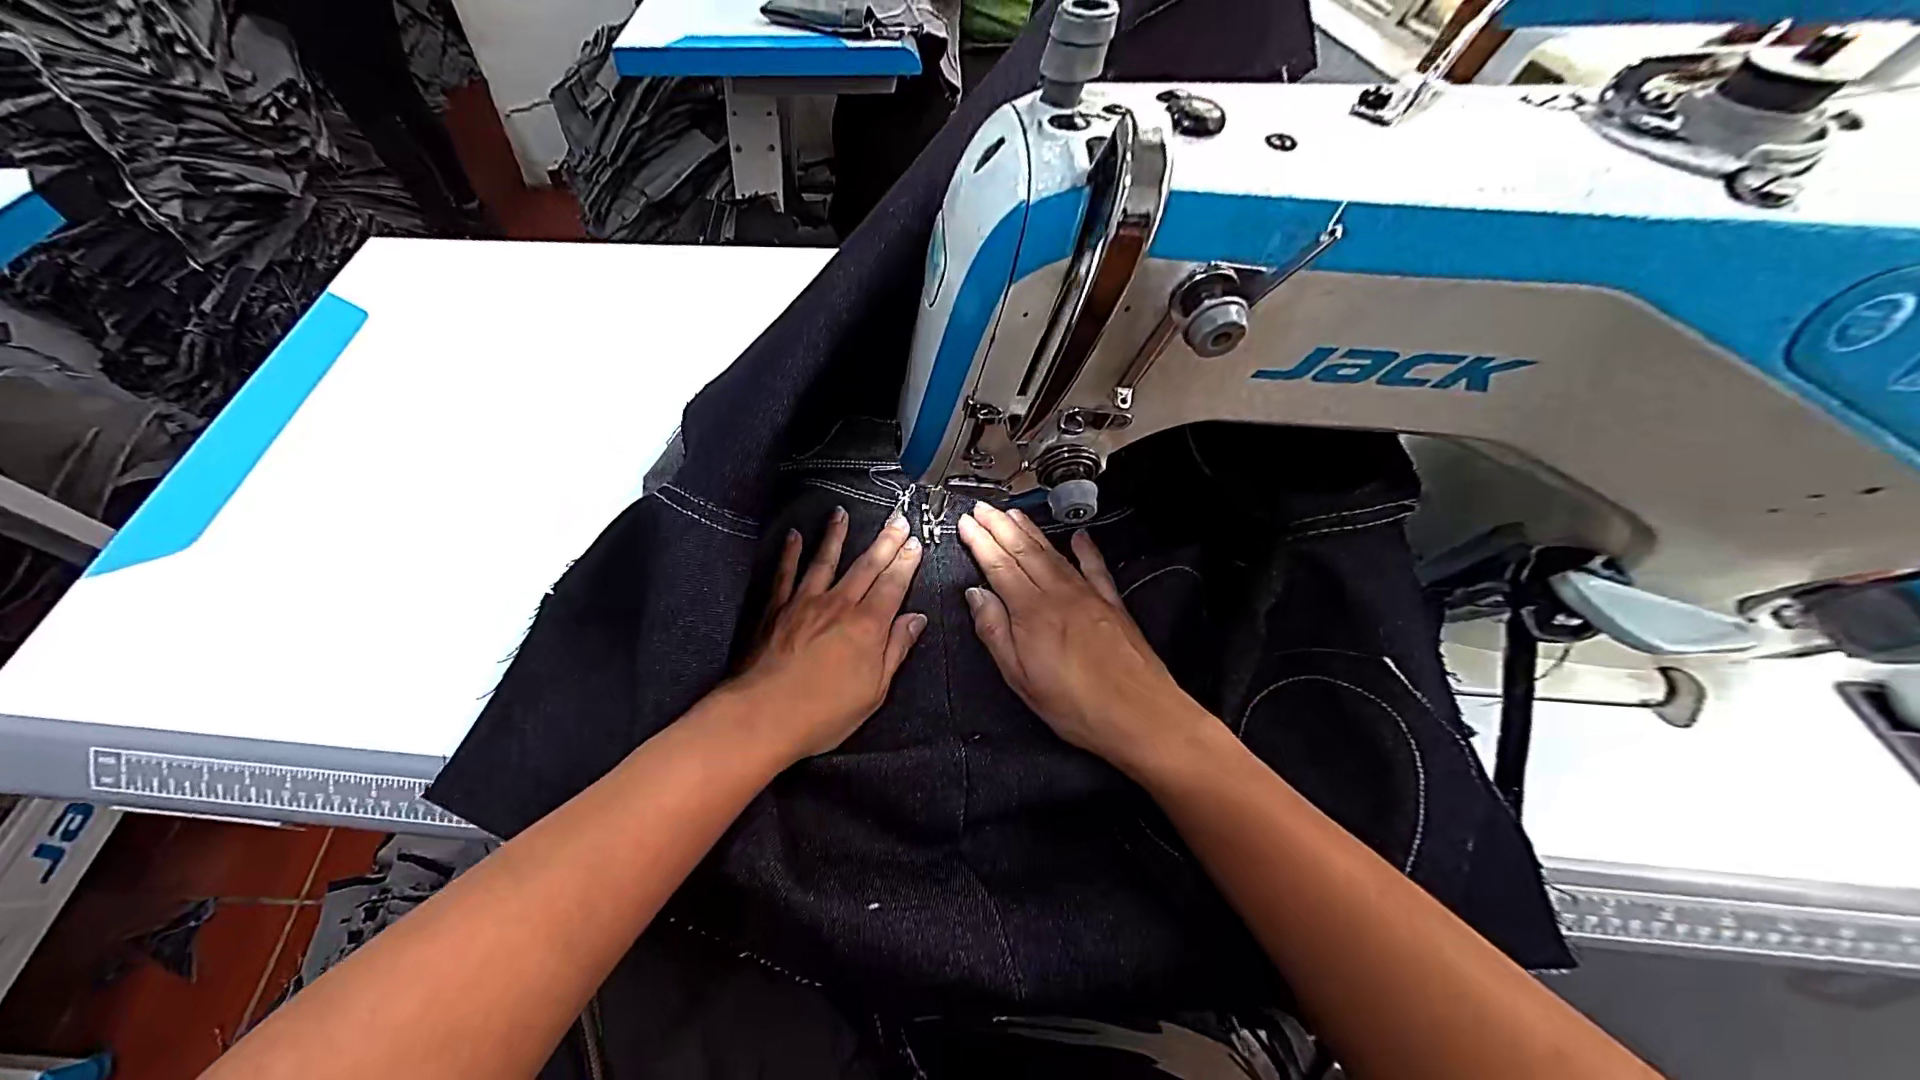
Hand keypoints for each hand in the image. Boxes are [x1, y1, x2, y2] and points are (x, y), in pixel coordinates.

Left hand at [722, 507, 926, 761]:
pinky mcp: (777, 609)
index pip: (893, 584)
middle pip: (866, 565)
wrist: (763, 716)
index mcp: (867, 625)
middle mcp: (839, 605)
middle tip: (897, 520)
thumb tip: (915, 620)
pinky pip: (786, 573)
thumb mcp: (874, 690)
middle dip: (885, 541)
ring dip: (837, 535)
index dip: (906, 562)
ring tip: (843, 514)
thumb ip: (896, 649)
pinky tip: (794, 536)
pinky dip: (791, 553)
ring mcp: (805, 603)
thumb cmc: (823, 712)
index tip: (915, 543)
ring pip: (826, 560)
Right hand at [956, 502, 1212, 772]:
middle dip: (999, 525)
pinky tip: (1079, 537)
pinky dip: (1085, 549)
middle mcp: (1061, 596)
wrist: (1141, 716)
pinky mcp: (1112, 605)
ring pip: (1053, 553)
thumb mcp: (1020, 678)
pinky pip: (1095, 567)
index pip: (998, 566)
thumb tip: (976, 598)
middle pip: (1023, 551)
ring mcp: (1089, 597)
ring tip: (1013, 514)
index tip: (967, 524)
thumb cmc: (1082, 706)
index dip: (980, 541)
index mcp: (1033, 613)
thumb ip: (994, 631)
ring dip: (1030, 530)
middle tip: (983, 508)